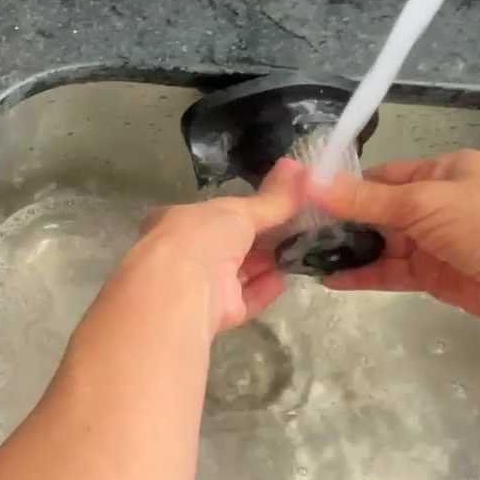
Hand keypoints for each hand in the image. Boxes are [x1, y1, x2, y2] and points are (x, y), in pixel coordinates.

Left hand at [130, 159, 306, 333]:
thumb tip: (297, 166)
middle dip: (260, 239)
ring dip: (266, 263)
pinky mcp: (216, 313)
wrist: (181, 287)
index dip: (244, 212)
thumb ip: (271, 198)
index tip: (279, 207)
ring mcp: (199, 285)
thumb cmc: (201, 236)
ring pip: (238, 273)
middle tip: (299, 228)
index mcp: (178, 222)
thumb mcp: (238, 209)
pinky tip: (284, 280)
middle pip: (228, 246)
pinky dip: (264, 290)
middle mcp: (185, 253)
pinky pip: (245, 299)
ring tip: (300, 250)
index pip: (213, 215)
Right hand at [305, 150, 479, 334]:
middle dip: (339, 222)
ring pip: (380, 243)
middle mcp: (438, 203)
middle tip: (294, 232)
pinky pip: (390, 272)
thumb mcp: (424, 202)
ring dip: (347, 250)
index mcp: (443, 172)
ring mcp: (436, 241)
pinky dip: (363, 275)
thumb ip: (364, 199)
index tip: (301, 199)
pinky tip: (330, 279)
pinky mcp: (435, 276)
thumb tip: (308, 183)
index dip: (342, 187)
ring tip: (304, 257)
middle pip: (376, 211)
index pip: (380, 176)